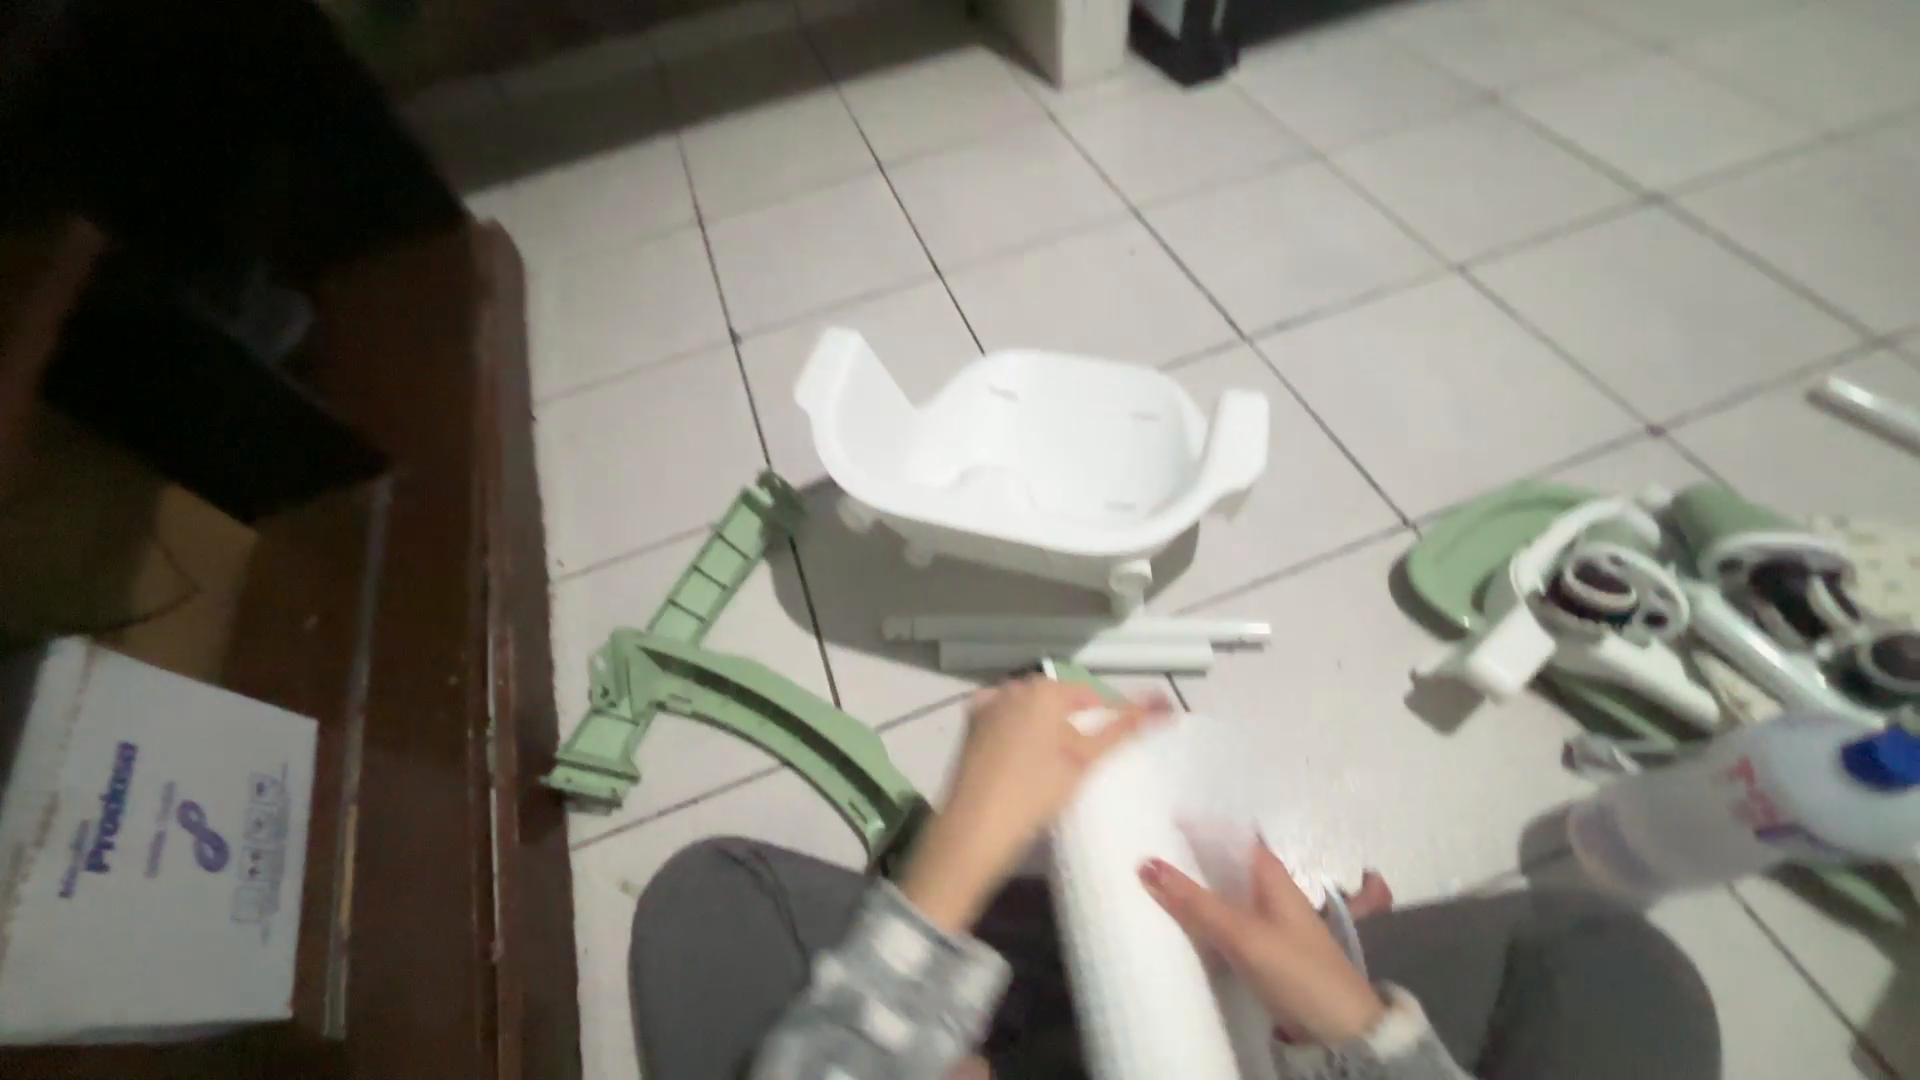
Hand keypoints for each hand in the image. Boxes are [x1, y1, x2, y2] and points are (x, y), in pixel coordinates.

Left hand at [901, 677, 1169, 933]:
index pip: (1089, 695)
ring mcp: (988, 702)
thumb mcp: (1085, 761)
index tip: (1111, 747)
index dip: (1106, 719)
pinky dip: (1017, 729)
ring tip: (1056, 764)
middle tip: (1084, 762)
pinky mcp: (971, 723)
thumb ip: (1124, 729)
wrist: (975, 828)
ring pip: (1030, 707)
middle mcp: (1014, 685)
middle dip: (1074, 722)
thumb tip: (1165, 704)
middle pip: (1057, 699)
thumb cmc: (1036, 792)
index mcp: (1045, 689)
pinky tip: (1024, 756)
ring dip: (1046, 725)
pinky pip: (1004, 717)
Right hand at [1140, 841, 1389, 1044]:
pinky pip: (1222, 915)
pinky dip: (1200, 909)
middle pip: (1221, 859)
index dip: (1197, 820)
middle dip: (1188, 849)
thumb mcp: (1241, 934)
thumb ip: (1194, 901)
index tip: (1158, 810)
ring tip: (1151, 871)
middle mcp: (1268, 888)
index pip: (1227, 833)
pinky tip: (1179, 914)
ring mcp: (1266, 918)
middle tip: (1145, 839)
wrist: (1344, 1033)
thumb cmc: (1296, 970)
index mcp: (1269, 873)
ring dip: (1192, 881)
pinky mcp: (1261, 946)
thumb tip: (1146, 862)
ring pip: (1220, 888)